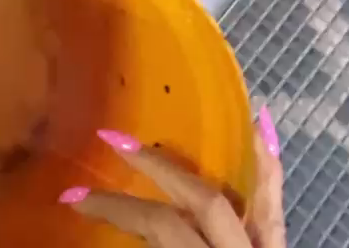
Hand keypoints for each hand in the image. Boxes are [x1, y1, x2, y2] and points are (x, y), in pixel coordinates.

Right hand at [61, 106, 285, 247]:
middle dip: (154, 166)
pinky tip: (265, 129)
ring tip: (222, 113)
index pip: (162, 228)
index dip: (115, 209)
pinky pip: (275, 208)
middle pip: (202, 201)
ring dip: (238, 154)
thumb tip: (118, 235)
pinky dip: (269, 170)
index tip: (73, 199)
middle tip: (110, 138)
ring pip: (255, 198)